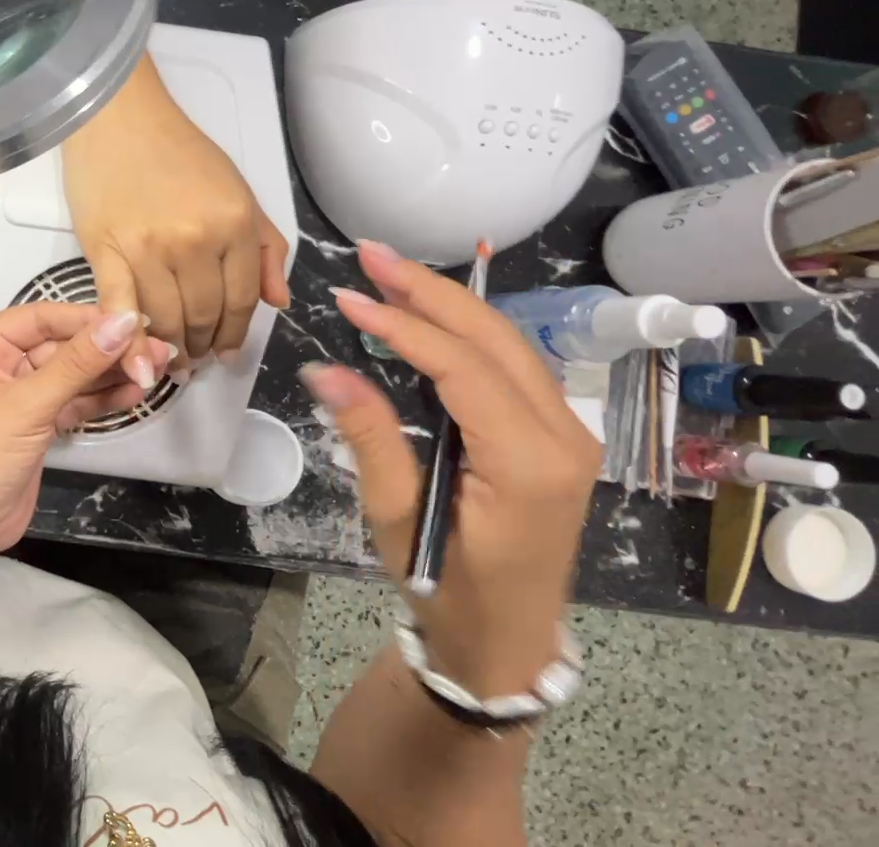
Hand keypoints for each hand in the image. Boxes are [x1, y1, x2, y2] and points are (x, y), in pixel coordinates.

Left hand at [0, 303, 166, 553]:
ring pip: (73, 373)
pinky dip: (102, 398)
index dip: (88, 319)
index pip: (42, 318)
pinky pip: (74, 400)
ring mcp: (20, 394)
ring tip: (159, 368)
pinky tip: (134, 393)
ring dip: (112, 373)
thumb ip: (78, 363)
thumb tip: (123, 322)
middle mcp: (0, 362)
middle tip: (158, 351)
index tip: (135, 321)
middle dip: (107, 349)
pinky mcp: (38, 423)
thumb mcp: (29, 404)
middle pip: (62, 344)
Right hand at [62, 58, 290, 385]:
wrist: (118, 121)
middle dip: (203, 345)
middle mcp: (195, 241)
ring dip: (171, 348)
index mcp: (234, 224)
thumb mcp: (239, 191)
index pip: (241, 299)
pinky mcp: (105, 252)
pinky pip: (120, 306)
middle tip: (195, 360)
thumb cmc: (178, 152)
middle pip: (204, 314)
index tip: (226, 352)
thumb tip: (277, 302)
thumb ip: (264, 246)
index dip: (235, 333)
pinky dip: (129, 341)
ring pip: (166, 318)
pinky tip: (137, 364)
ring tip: (169, 360)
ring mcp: (148, 249)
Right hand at [300, 241, 599, 696]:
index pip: (460, 366)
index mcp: (527, 460)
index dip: (401, 323)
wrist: (504, 637)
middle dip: (429, 289)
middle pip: (494, 339)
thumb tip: (323, 368)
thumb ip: (368, 436)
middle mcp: (563, 435)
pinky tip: (426, 315)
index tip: (344, 295)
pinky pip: (511, 366)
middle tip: (369, 253)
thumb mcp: (394, 516)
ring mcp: (568, 433)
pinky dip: (465, 332)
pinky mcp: (555, 436)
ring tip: (389, 272)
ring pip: (508, 345)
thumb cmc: (444, 585)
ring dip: (448, 303)